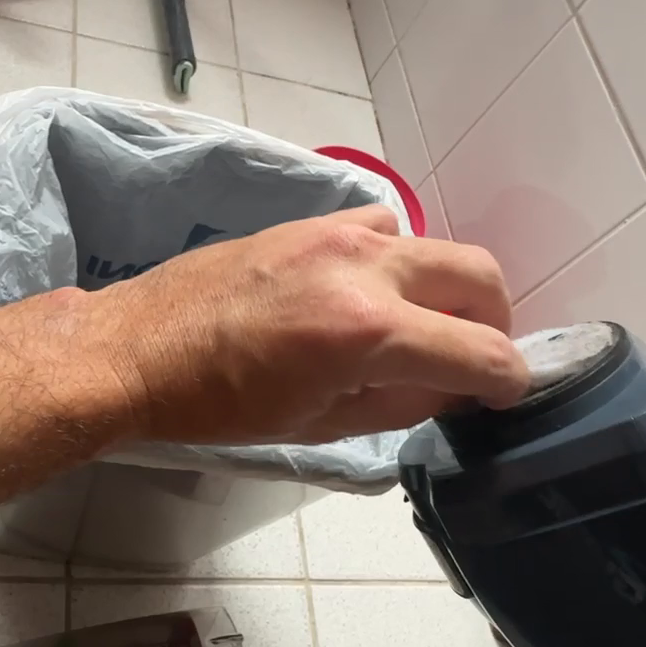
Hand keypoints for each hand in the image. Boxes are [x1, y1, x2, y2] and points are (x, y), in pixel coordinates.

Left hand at [78, 205, 527, 444]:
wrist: (138, 348)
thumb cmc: (217, 404)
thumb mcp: (319, 424)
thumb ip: (401, 403)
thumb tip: (451, 387)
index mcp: (368, 332)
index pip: (480, 350)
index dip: (507, 380)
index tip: (504, 393)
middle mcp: (363, 268)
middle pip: (478, 274)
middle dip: (493, 320)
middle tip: (471, 356)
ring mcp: (333, 234)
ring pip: (431, 245)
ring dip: (441, 286)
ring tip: (412, 326)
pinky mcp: (305, 222)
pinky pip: (380, 228)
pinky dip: (393, 259)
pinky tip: (360, 291)